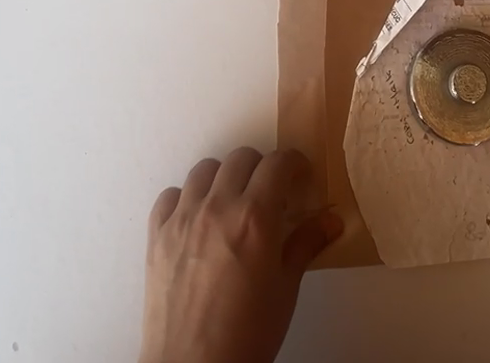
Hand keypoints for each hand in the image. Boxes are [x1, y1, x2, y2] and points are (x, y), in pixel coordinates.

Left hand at [139, 148, 342, 362]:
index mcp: (256, 216)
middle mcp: (218, 206)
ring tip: (231, 203)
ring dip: (223, 178)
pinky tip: (196, 220)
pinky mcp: (157, 236)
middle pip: (241, 158)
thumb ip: (307, 244)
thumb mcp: (287, 287)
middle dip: (261, 168)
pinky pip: (170, 196)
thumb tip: (332, 220)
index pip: (278, 162)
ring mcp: (183, 219)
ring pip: (204, 169)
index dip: (294, 163)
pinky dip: (185, 198)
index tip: (300, 177)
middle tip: (269, 193)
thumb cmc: (249, 331)